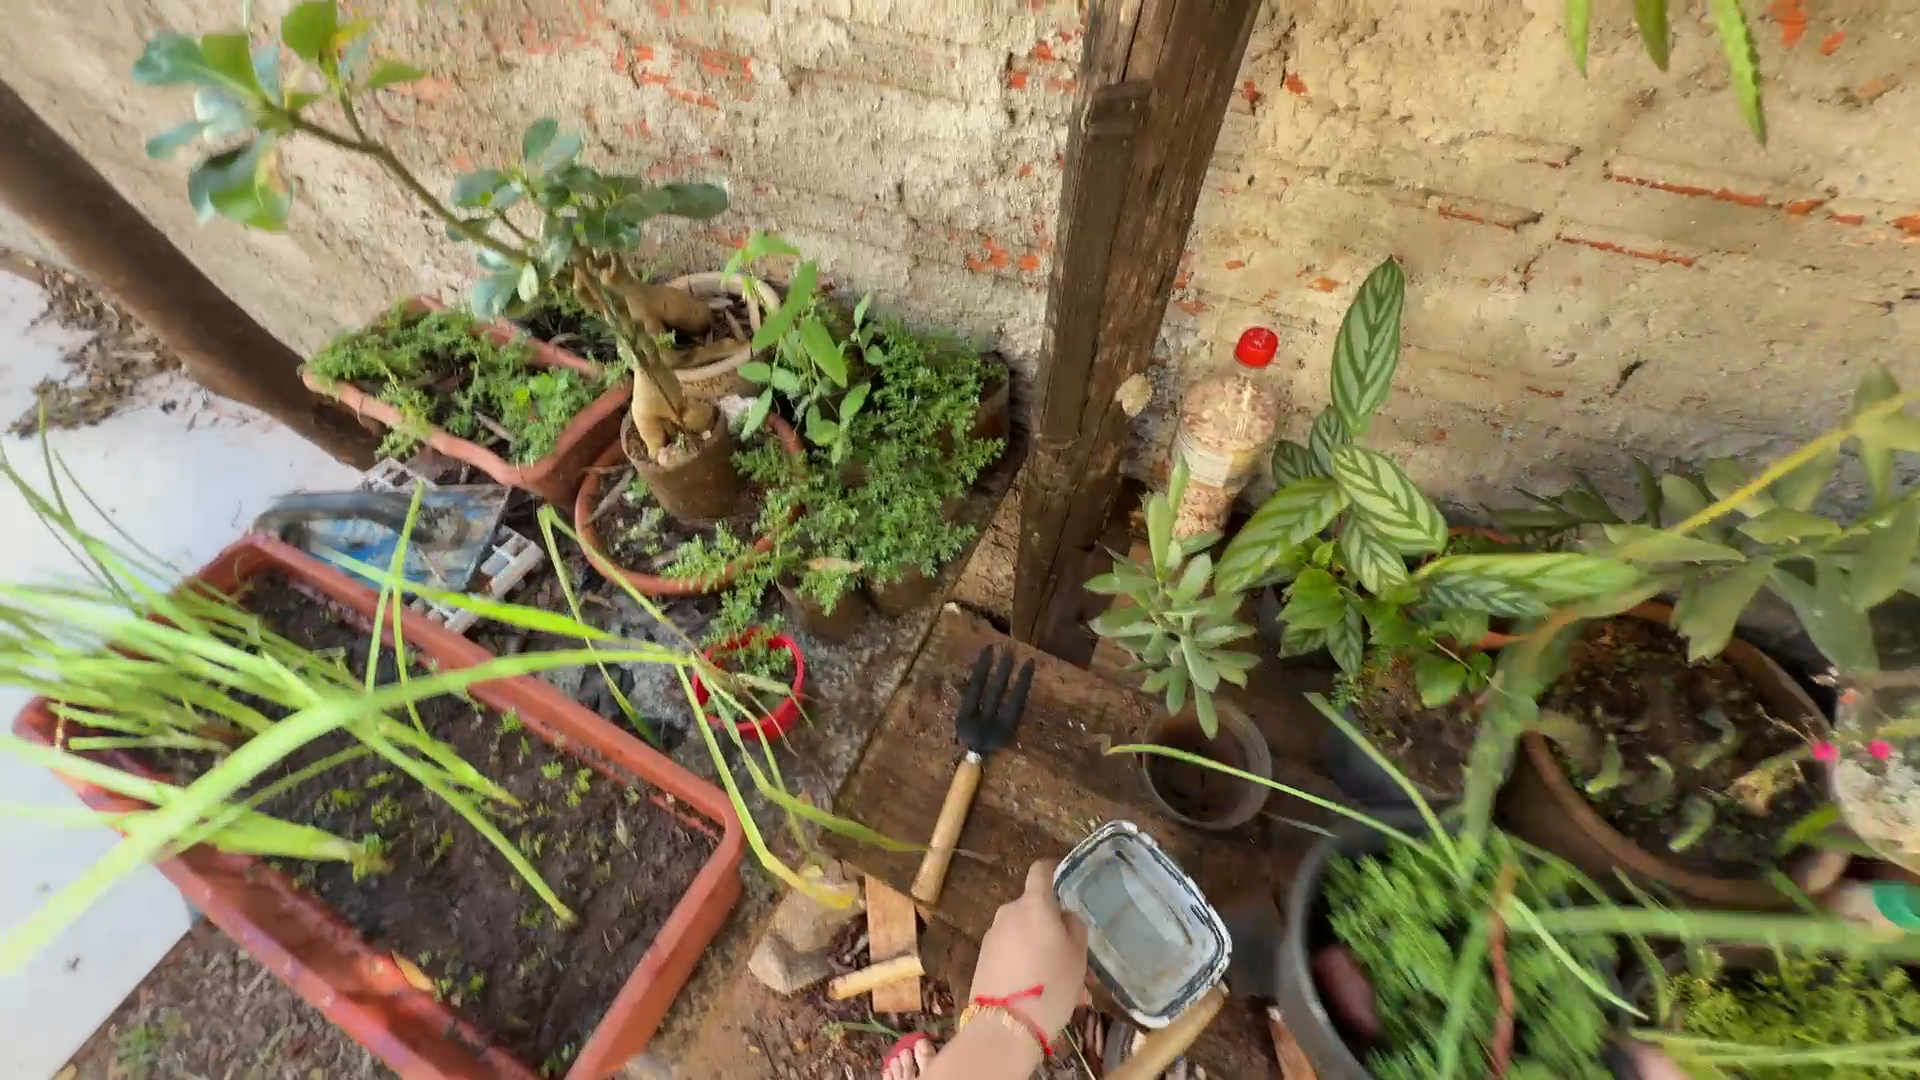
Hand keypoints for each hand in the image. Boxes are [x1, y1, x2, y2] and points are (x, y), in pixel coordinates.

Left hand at [968, 860, 1089, 1036]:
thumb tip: (1064, 915)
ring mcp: (993, 934)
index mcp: (1034, 904)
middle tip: (1074, 959)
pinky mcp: (983, 957)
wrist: (1005, 1027)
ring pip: (1024, 935)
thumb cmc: (1050, 985)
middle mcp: (1010, 911)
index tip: (1063, 880)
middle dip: (1053, 929)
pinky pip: (1011, 952)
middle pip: (1035, 910)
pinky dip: (1026, 963)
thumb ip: (1074, 927)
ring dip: (1041, 951)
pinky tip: (1039, 993)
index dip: (1053, 870)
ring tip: (1062, 987)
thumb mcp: (1078, 956)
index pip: (1041, 871)